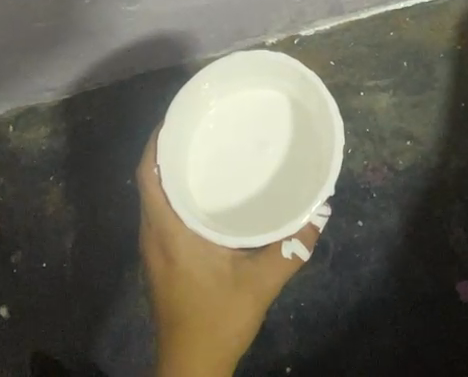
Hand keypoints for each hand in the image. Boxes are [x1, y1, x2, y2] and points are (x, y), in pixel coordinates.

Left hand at [137, 129, 323, 376]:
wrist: (192, 368)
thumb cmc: (218, 319)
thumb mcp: (261, 283)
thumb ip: (291, 248)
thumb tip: (319, 213)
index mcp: (168, 230)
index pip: (148, 174)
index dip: (156, 141)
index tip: (178, 116)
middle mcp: (152, 234)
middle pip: (148, 180)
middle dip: (166, 149)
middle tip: (198, 125)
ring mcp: (152, 250)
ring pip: (152, 197)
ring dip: (168, 172)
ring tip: (200, 149)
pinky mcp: (158, 262)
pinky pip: (158, 213)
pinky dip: (172, 193)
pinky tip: (200, 191)